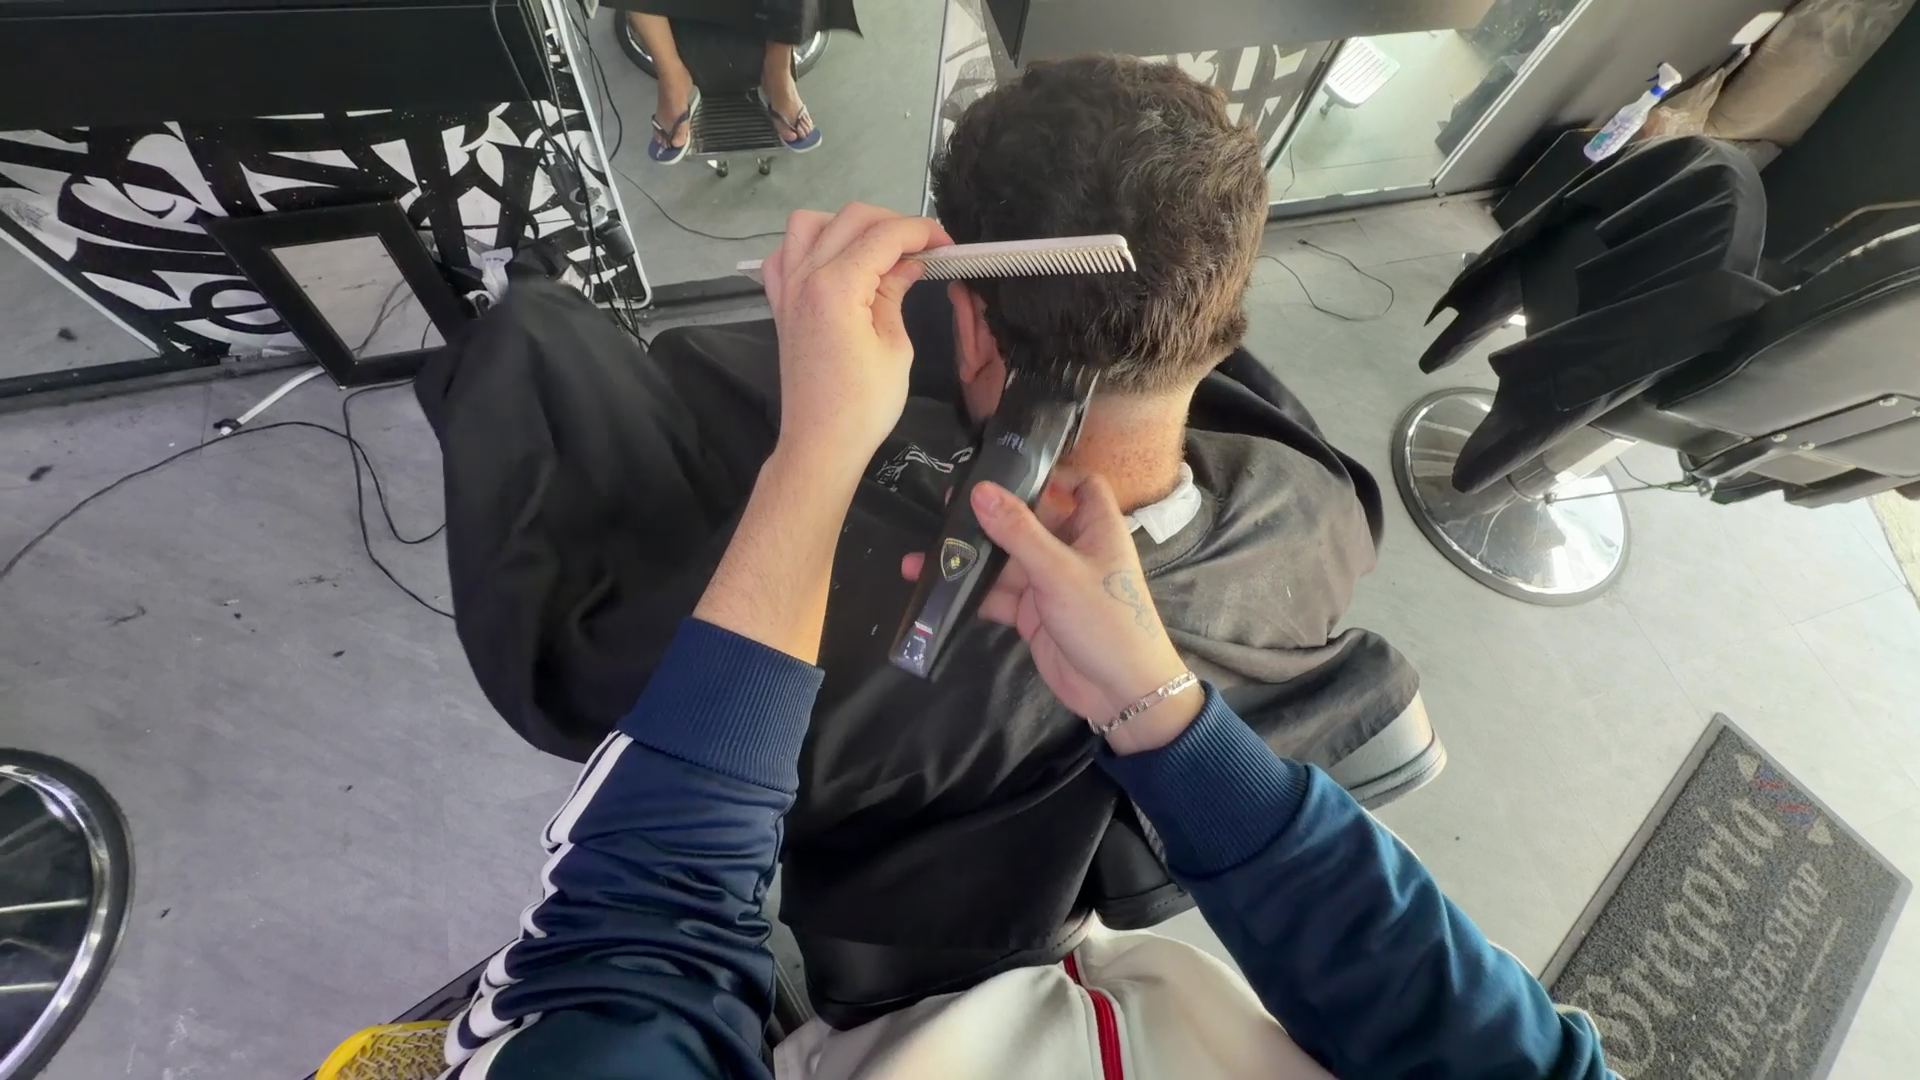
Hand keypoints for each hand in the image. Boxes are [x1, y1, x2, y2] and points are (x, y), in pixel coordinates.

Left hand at [760, 203, 952, 474]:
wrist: (821, 443)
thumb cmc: (864, 406)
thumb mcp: (895, 348)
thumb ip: (895, 294)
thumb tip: (907, 264)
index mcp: (837, 286)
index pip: (884, 236)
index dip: (922, 232)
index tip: (947, 245)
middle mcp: (806, 276)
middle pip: (851, 219)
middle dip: (893, 224)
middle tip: (923, 248)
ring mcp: (787, 289)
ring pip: (810, 223)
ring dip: (847, 225)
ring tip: (876, 249)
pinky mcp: (780, 305)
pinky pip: (784, 255)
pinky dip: (809, 247)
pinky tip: (832, 263)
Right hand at [903, 473, 1201, 752]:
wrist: (1120, 693)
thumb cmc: (1103, 619)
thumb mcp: (1059, 571)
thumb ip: (1017, 531)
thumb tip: (979, 490)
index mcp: (1095, 528)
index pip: (1081, 486)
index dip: (1053, 474)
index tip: (1010, 469)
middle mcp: (1072, 550)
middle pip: (1030, 522)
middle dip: (991, 517)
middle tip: (944, 505)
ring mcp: (1050, 583)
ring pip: (1006, 561)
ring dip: (971, 558)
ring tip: (923, 553)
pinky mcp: (1033, 614)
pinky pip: (998, 595)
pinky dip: (970, 592)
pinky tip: (935, 586)